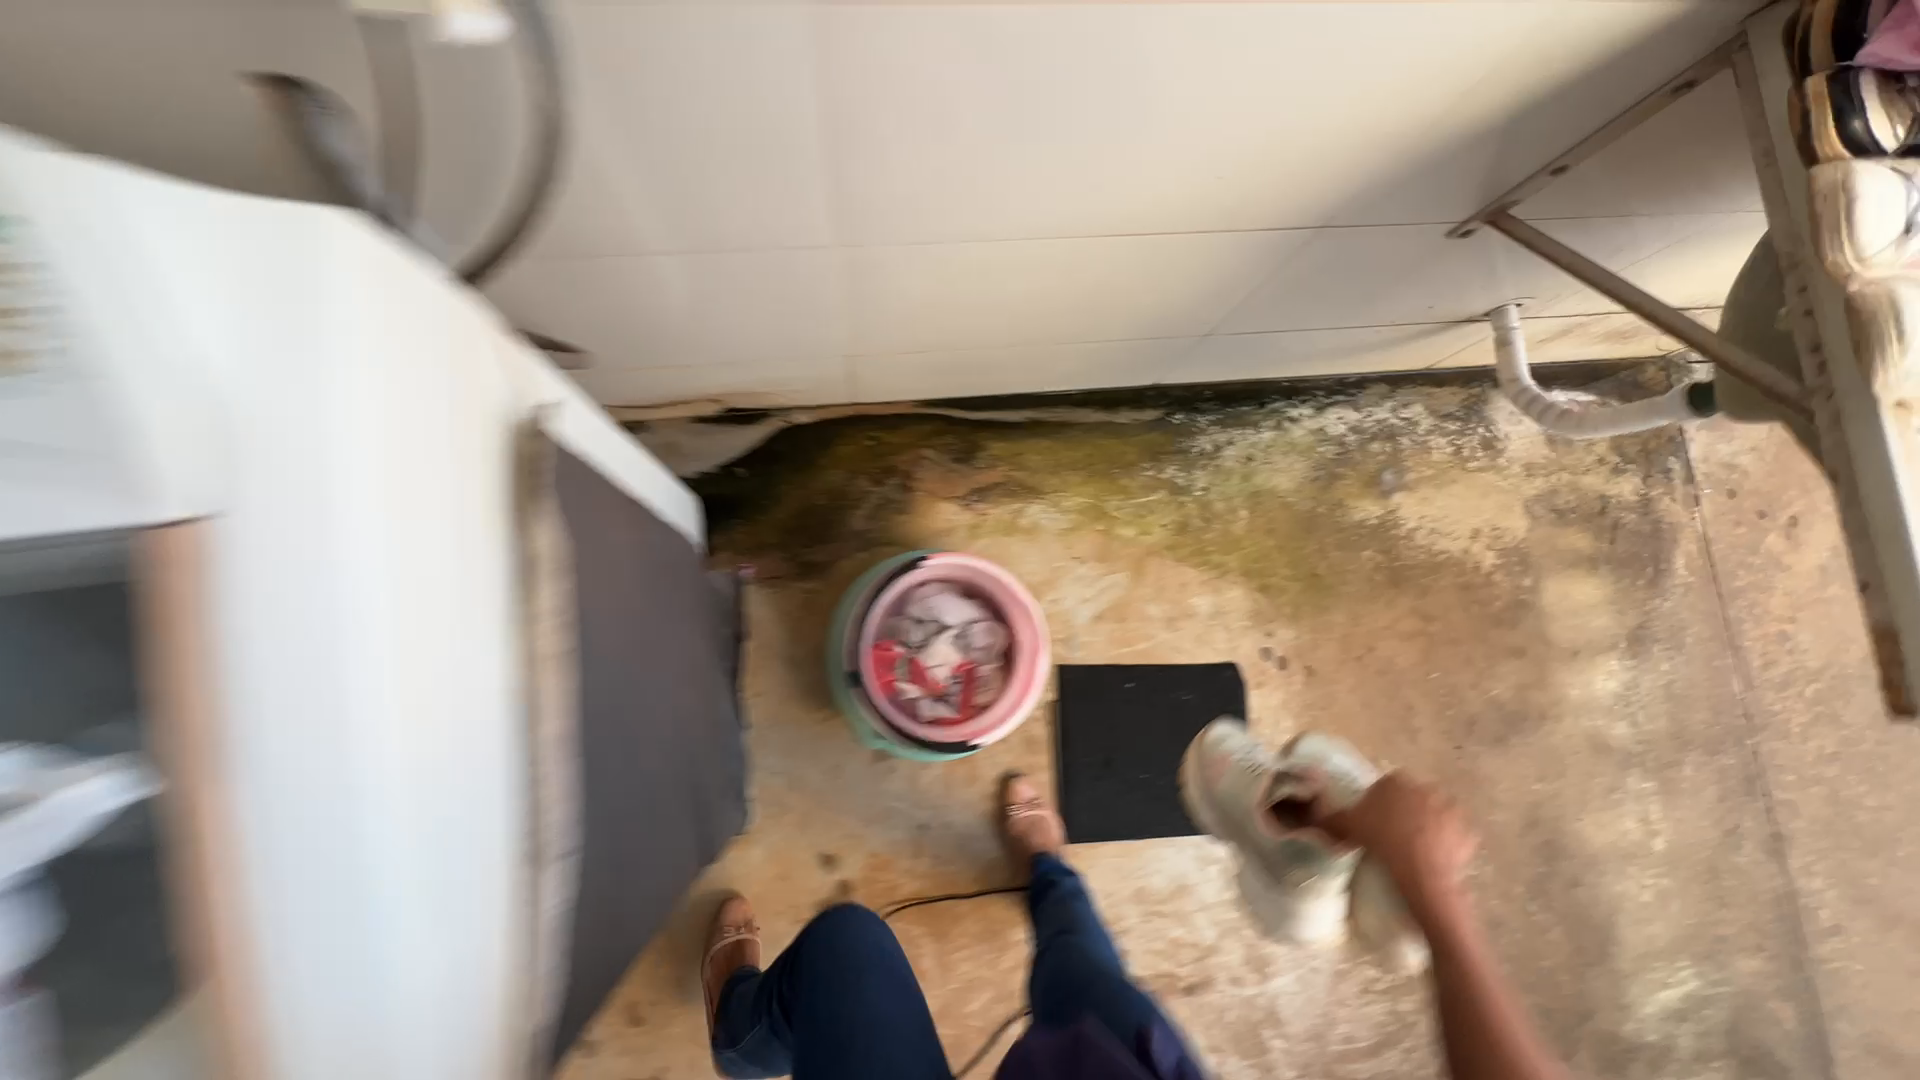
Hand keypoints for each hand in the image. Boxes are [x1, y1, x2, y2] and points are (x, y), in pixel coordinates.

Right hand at [1313, 772, 1477, 922]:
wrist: (1420, 870)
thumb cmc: (1380, 840)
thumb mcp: (1346, 827)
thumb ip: (1329, 817)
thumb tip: (1313, 814)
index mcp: (1395, 780)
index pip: (1385, 786)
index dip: (1379, 803)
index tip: (1373, 822)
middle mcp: (1425, 787)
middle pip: (1411, 799)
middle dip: (1404, 813)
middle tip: (1391, 836)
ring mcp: (1450, 809)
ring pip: (1434, 815)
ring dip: (1427, 827)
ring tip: (1413, 849)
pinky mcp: (1468, 831)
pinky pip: (1453, 835)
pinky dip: (1446, 843)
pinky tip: (1433, 858)